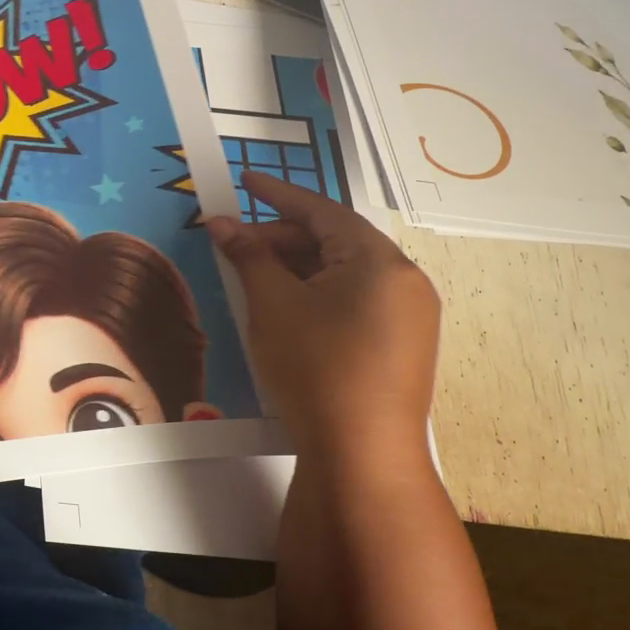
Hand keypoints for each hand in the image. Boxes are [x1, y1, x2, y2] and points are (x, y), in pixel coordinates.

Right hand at [207, 171, 440, 469]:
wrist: (361, 449)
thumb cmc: (315, 363)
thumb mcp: (271, 302)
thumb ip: (248, 255)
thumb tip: (222, 224)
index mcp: (381, 263)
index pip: (324, 212)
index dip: (279, 194)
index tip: (245, 180)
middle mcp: (405, 282)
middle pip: (335, 239)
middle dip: (281, 235)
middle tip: (232, 240)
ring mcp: (408, 315)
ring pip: (343, 269)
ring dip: (294, 262)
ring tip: (249, 271)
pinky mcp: (401, 342)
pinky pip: (353, 295)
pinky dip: (313, 287)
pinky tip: (280, 300)